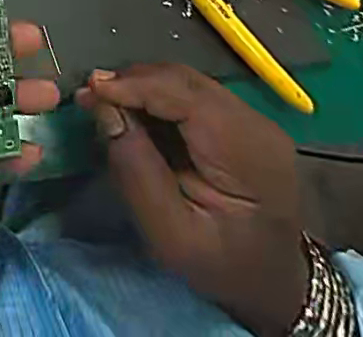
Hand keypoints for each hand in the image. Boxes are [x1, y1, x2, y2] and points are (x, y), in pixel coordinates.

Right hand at [77, 63, 307, 336]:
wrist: (271, 283)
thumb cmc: (221, 264)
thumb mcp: (171, 235)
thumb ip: (137, 172)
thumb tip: (105, 110)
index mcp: (250, 155)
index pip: (187, 98)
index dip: (136, 85)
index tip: (91, 89)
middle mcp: (257, 125)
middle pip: (184, 81)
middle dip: (132, 81)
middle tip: (90, 95)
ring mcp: (251, 118)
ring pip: (183, 80)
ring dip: (140, 85)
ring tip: (105, 101)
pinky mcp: (239, 118)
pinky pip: (188, 91)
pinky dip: (154, 93)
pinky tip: (131, 108)